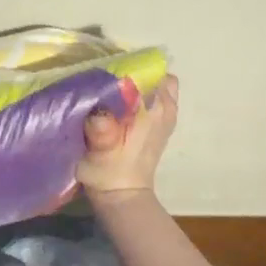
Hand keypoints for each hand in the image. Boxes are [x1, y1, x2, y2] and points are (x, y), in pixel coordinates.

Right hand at [77, 74, 179, 196]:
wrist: (122, 195)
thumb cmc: (109, 173)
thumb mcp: (100, 153)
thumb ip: (101, 132)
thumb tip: (98, 112)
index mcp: (155, 110)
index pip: (145, 71)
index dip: (123, 69)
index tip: (103, 76)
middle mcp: (166, 107)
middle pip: (153, 74)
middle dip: (132, 74)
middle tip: (107, 84)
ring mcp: (167, 114)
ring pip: (155, 84)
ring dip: (135, 85)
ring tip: (113, 95)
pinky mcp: (161, 123)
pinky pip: (155, 96)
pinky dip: (140, 95)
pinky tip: (120, 107)